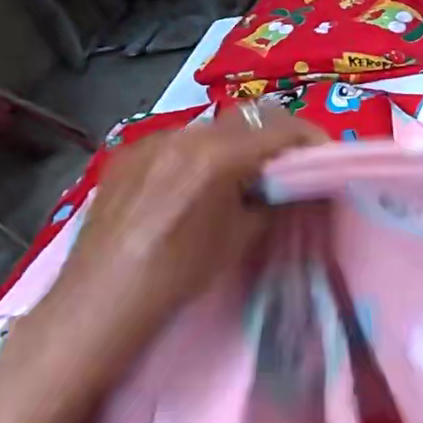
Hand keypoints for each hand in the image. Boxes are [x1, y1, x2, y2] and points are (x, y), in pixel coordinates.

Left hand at [34, 107, 324, 351]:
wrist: (99, 304)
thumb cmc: (179, 274)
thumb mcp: (240, 238)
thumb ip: (271, 200)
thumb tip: (287, 185)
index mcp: (218, 154)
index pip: (281, 128)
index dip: (309, 138)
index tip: (323, 153)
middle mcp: (186, 133)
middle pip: (246, 119)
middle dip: (272, 136)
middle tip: (283, 165)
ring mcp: (152, 139)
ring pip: (209, 128)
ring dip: (231, 144)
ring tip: (232, 177)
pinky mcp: (127, 152)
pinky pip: (174, 142)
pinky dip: (194, 155)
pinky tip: (186, 187)